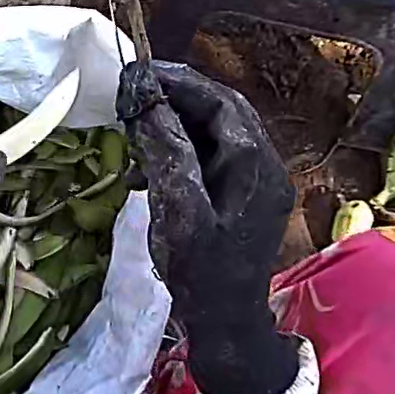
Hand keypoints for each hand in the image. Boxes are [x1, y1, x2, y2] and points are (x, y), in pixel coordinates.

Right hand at [120, 61, 298, 393]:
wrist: (226, 321)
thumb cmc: (201, 269)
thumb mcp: (178, 211)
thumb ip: (166, 154)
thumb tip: (146, 101)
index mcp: (254, 165)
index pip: (219, 103)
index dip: (178, 81)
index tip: (136, 72)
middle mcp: (262, 164)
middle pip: (221, 109)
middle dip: (177, 92)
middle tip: (133, 86)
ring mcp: (252, 179)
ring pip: (214, 129)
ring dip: (175, 115)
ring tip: (134, 114)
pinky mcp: (238, 193)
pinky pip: (209, 151)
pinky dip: (178, 141)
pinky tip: (148, 156)